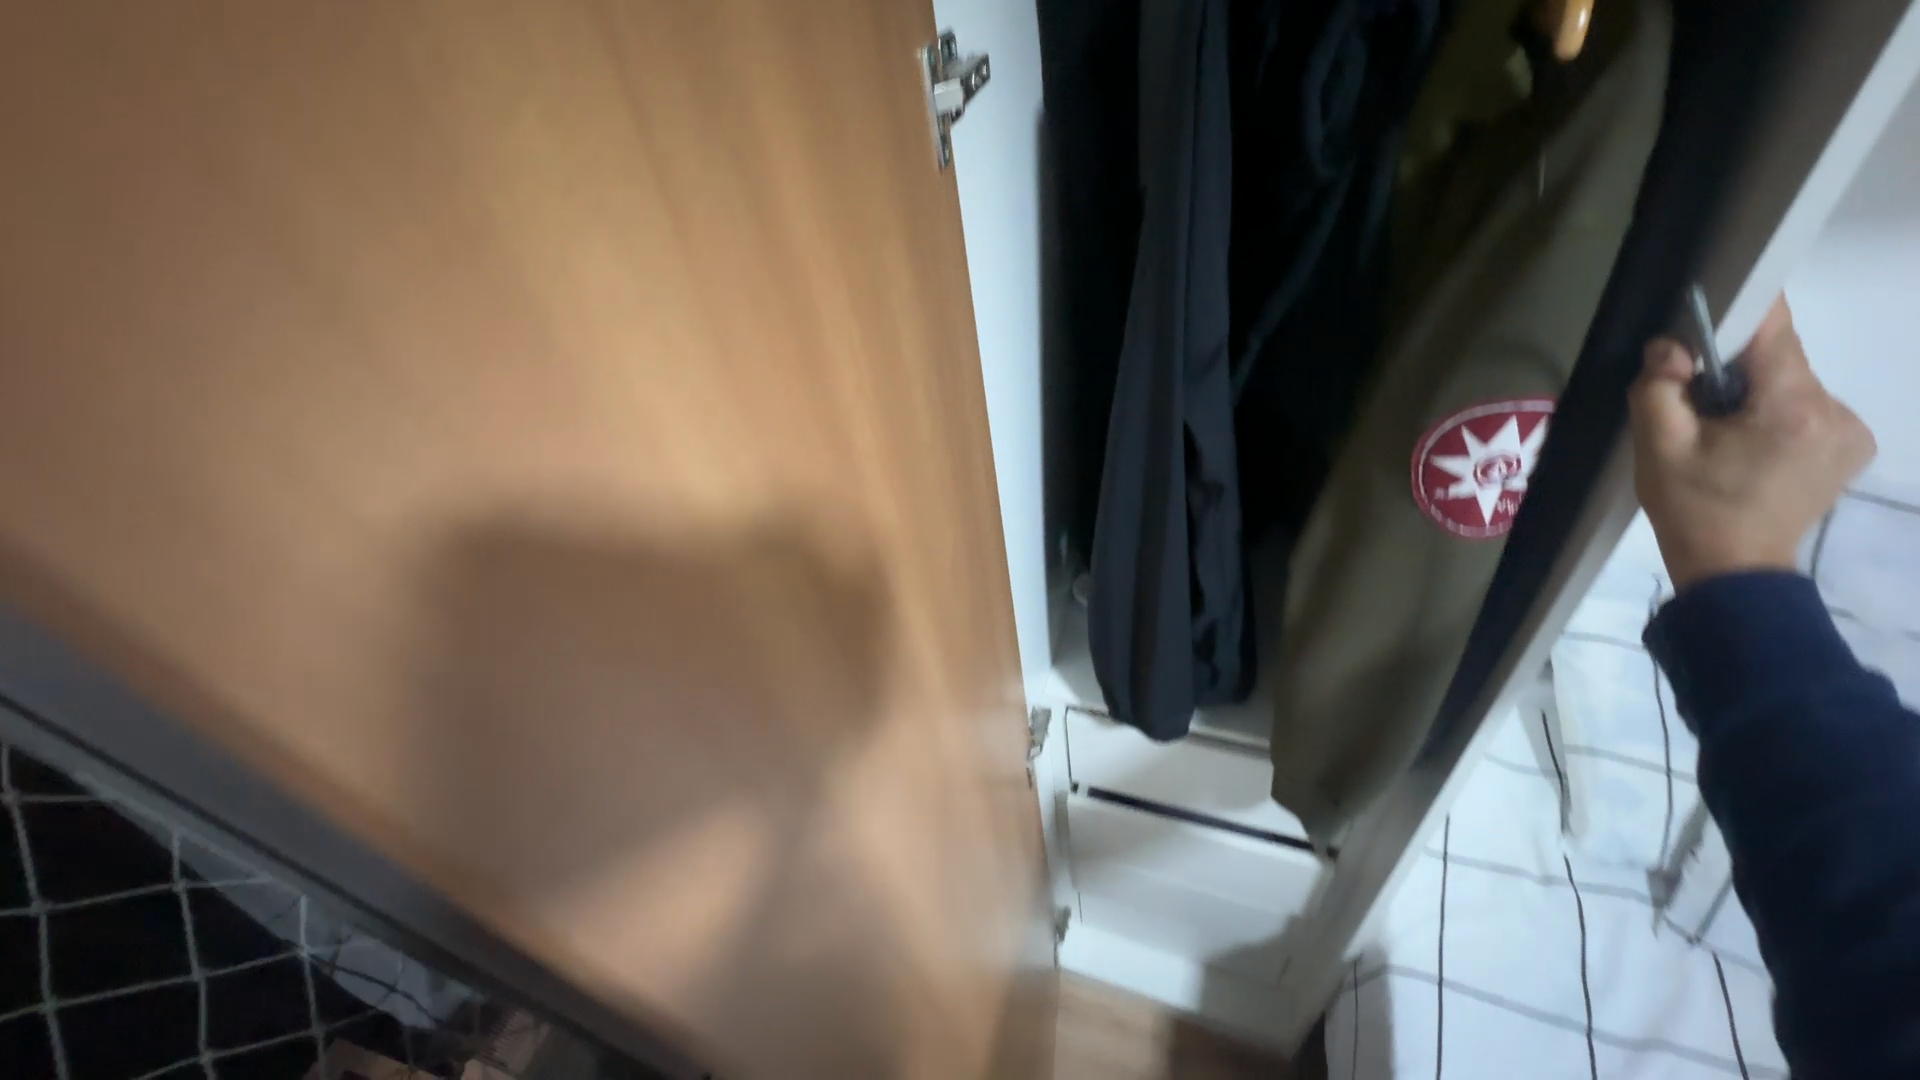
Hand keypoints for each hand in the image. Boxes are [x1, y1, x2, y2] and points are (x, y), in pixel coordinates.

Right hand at [1629, 296, 1875, 588]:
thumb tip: (1671, 347)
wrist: (1734, 568)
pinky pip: (1805, 411)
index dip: (1735, 313)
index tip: (1700, 317)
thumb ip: (1658, 389)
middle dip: (1732, 373)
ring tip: (1719, 439)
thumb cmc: (1691, 507)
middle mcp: (1836, 409)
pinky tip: (1748, 452)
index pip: (1772, 330)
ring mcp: (1851, 430)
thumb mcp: (1657, 447)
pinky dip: (1772, 418)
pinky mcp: (1851, 447)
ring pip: (1791, 387)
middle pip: (1779, 362)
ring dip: (1752, 398)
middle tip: (1692, 408)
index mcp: (1791, 406)